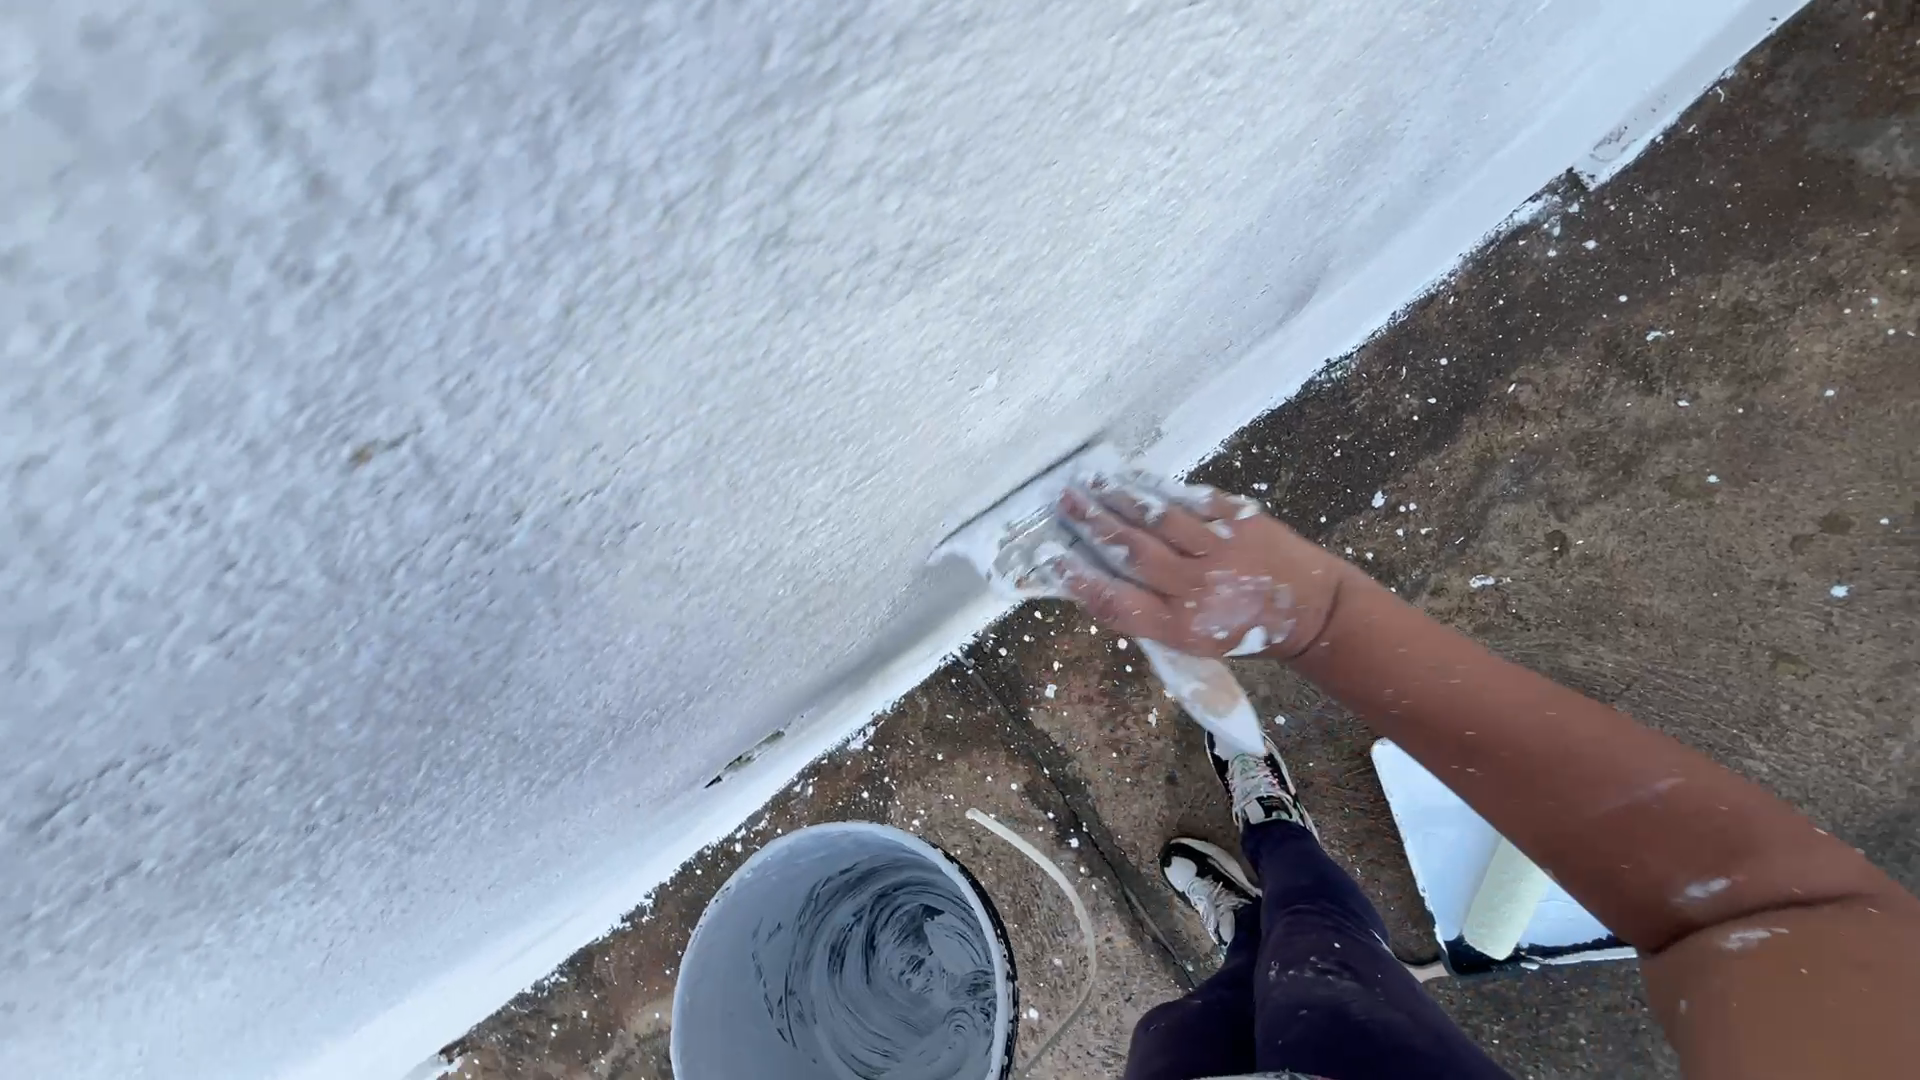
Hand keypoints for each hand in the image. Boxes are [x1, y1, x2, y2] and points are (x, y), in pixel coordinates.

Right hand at [1050, 471, 1350, 658]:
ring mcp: (1220, 551)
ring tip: (1088, 481)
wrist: (1311, 612)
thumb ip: (1145, 615)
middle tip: (1063, 501)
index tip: (1050, 555)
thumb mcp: (1190, 642)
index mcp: (1180, 626)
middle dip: (1091, 523)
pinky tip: (1131, 477)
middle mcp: (1196, 588)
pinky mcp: (1238, 522)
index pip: (1115, 602)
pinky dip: (1156, 488)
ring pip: (1156, 518)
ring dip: (1117, 497)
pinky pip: (1188, 500)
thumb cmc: (1241, 631)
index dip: (1078, 578)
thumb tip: (1094, 584)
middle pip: (1130, 550)